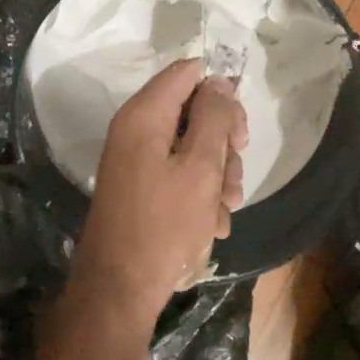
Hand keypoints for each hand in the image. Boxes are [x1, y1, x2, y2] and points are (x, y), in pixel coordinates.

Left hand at [69, 59, 247, 318]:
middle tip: (234, 174)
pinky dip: (199, 192)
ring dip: (216, 173)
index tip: (239, 128)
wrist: (120, 287)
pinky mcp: (141, 184)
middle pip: (192, 110)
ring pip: (191, 145)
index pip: (187, 72)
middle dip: (222, 141)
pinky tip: (212, 223)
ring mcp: (137, 157)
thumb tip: (218, 80)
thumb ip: (213, 118)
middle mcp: (136, 127)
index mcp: (145, 113)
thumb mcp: (200, 167)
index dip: (219, 90)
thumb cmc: (164, 223)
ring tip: (224, 208)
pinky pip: (178, 172)